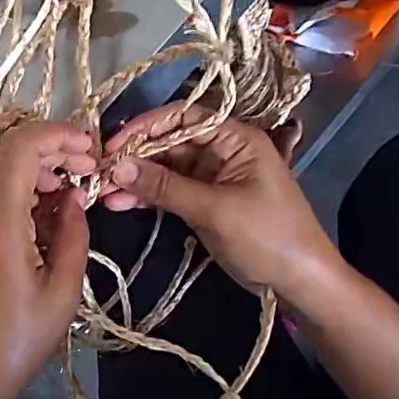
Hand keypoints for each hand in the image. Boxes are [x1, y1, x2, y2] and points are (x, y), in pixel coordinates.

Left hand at [0, 121, 94, 398]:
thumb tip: (75, 197)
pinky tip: (39, 206)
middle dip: (49, 145)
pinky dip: (12, 181)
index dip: (56, 134)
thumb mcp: (63, 292)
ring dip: (29, 162)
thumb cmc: (18, 341)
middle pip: (4, 148)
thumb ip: (74, 235)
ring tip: (65, 188)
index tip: (89, 146)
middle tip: (84, 167)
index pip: (19, 148)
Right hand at [100, 102, 341, 302]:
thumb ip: (166, 186)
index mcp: (235, 138)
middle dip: (135, 157)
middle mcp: (222, 151)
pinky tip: (121, 205)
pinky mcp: (204, 201)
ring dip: (136, 180)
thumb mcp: (215, 209)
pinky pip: (170, 191)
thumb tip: (118, 166)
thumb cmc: (268, 236)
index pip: (183, 117)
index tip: (112, 146)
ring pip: (166, 169)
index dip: (145, 127)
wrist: (299, 281)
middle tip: (99, 174)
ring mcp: (212, 177)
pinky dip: (148, 197)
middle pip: (170, 142)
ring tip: (104, 195)